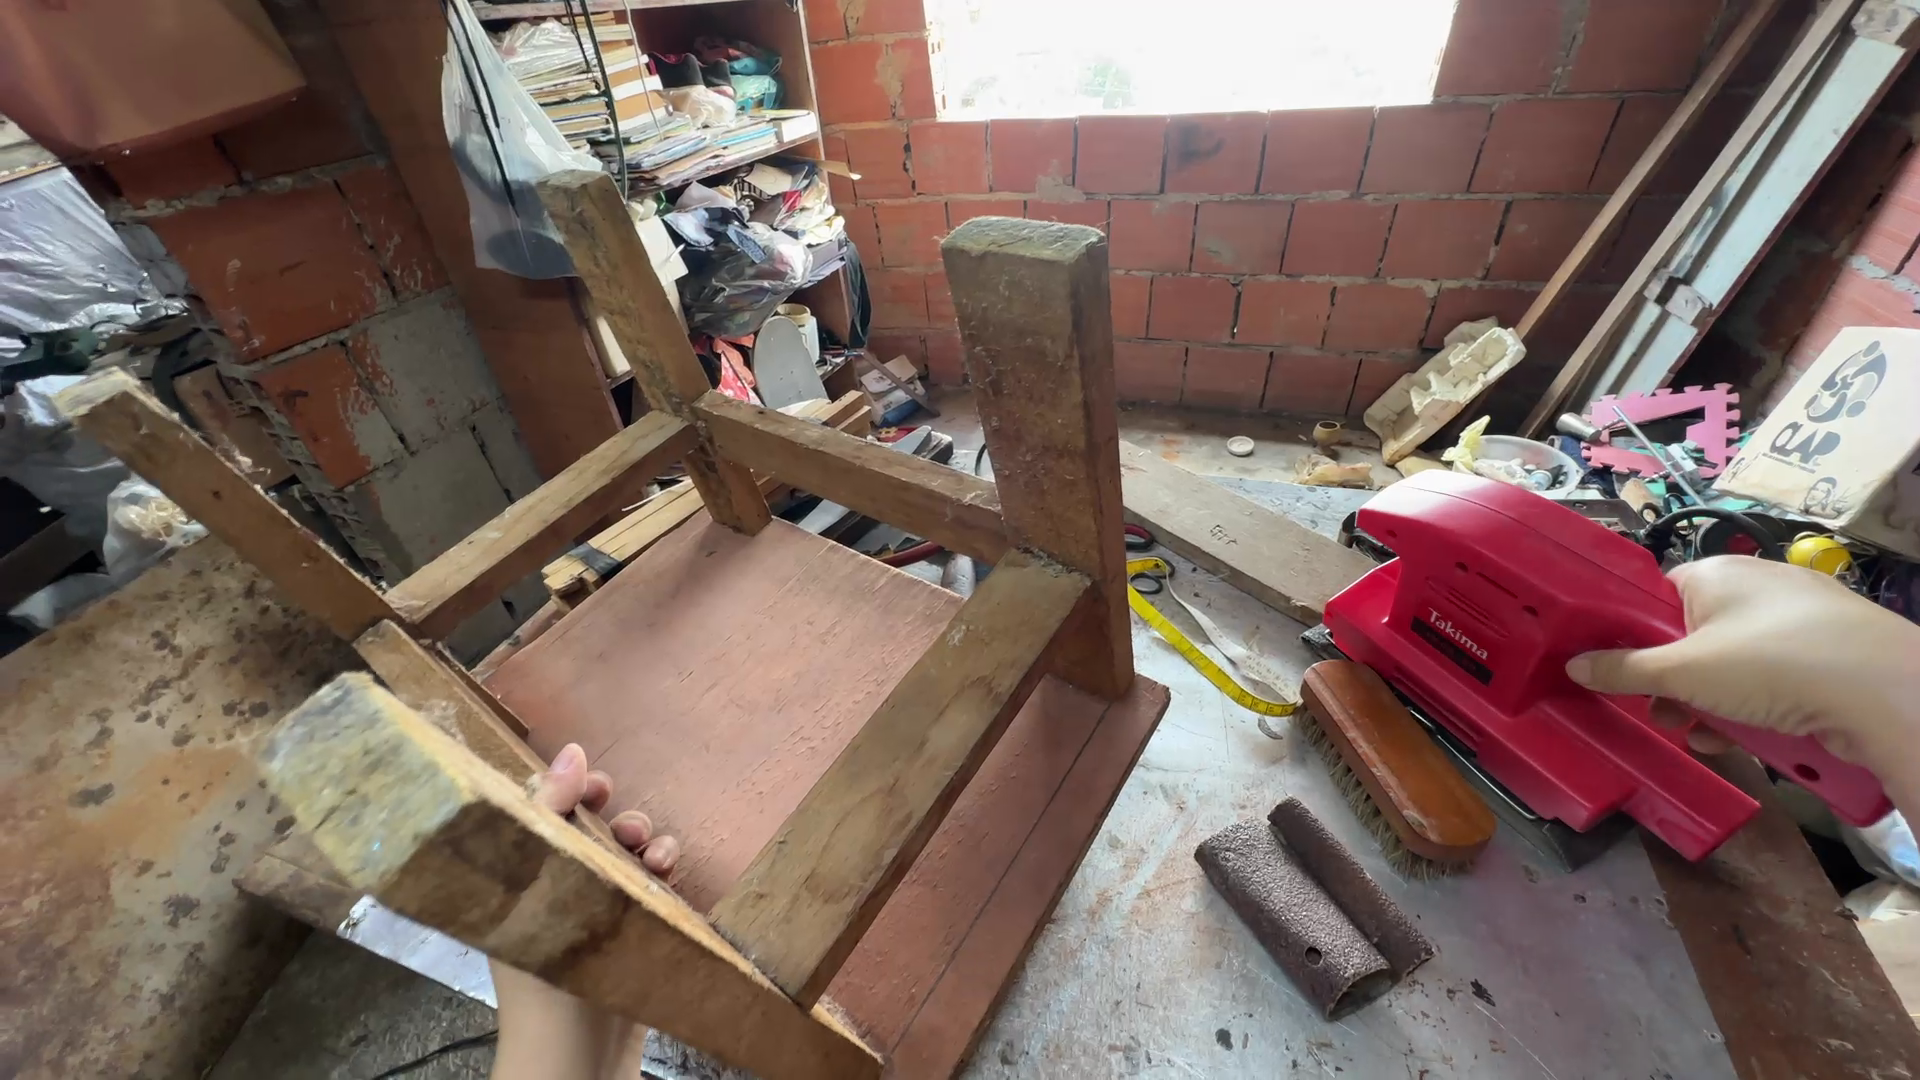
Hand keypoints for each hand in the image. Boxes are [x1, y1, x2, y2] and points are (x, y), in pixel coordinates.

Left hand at [490, 744, 680, 1079]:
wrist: (578, 1056)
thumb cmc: (546, 967)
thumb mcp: (541, 879)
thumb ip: (549, 812)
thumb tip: (571, 747)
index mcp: (524, 874)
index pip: (545, 814)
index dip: (571, 790)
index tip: (597, 784)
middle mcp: (561, 884)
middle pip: (595, 828)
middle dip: (620, 817)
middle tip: (630, 827)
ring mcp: (599, 905)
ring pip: (630, 850)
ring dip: (649, 840)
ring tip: (655, 855)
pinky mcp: (634, 924)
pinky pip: (654, 879)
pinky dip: (664, 867)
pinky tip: (671, 873)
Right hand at [1565, 556, 1919, 816]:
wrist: (1900, 701)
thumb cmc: (1771, 665)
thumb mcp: (1679, 672)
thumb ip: (1620, 669)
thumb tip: (1573, 667)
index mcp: (1717, 573)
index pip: (1655, 594)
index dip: (1632, 629)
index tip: (1617, 662)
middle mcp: (1762, 587)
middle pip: (1690, 635)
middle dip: (1670, 679)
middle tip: (1658, 708)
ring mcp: (1808, 621)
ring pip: (1732, 662)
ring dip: (1706, 701)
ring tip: (1697, 733)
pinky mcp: (1841, 656)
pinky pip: (1777, 677)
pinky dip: (1754, 707)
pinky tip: (1741, 739)